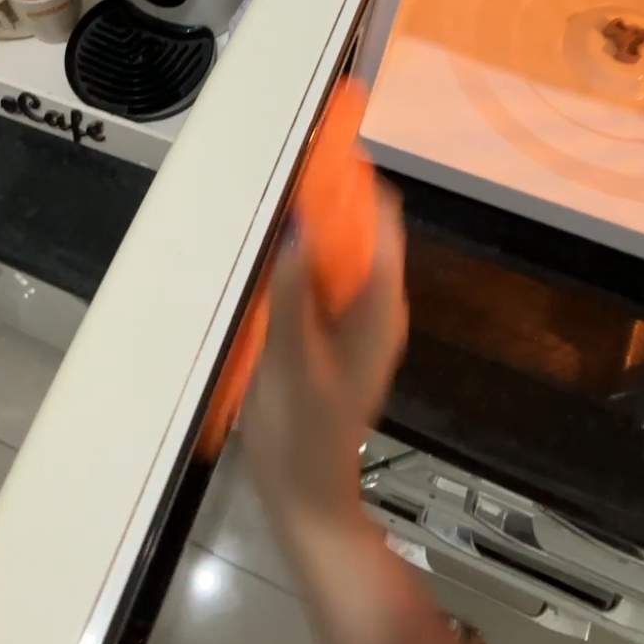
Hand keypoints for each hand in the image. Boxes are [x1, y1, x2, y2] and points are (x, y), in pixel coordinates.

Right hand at [241, 182, 407, 536]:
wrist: (305, 495)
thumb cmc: (300, 433)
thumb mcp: (290, 360)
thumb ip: (293, 290)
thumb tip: (294, 224)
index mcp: (378, 307)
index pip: (381, 220)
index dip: (355, 179)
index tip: (316, 148)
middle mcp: (373, 305)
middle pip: (358, 230)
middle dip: (325, 197)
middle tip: (276, 172)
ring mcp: (352, 320)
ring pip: (336, 253)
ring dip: (308, 227)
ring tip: (264, 202)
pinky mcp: (329, 333)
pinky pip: (319, 279)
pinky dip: (298, 259)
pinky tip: (263, 255)